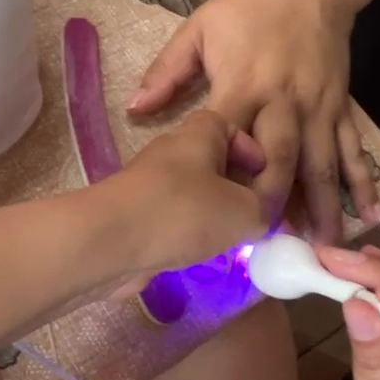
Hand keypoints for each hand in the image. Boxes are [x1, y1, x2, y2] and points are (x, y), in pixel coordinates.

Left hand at [95, 108, 271, 275]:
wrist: (110, 240)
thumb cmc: (184, 211)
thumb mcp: (245, 211)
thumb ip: (263, 210)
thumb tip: (262, 216)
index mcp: (199, 132)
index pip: (232, 126)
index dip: (255, 151)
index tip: (270, 183)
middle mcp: (171, 151)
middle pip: (212, 161)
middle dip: (236, 187)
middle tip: (256, 216)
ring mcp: (148, 183)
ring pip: (191, 192)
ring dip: (213, 213)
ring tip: (234, 238)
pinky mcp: (134, 214)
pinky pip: (171, 217)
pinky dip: (188, 232)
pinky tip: (200, 253)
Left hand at [129, 0, 379, 244]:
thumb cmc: (246, 9)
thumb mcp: (197, 30)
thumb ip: (167, 71)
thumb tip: (134, 108)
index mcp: (244, 85)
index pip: (233, 135)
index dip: (228, 173)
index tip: (221, 212)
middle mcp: (285, 102)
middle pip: (282, 157)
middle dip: (279, 202)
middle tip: (276, 246)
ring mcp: (318, 108)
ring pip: (322, 163)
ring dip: (323, 207)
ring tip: (326, 248)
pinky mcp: (341, 108)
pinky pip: (354, 150)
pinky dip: (364, 183)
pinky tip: (373, 215)